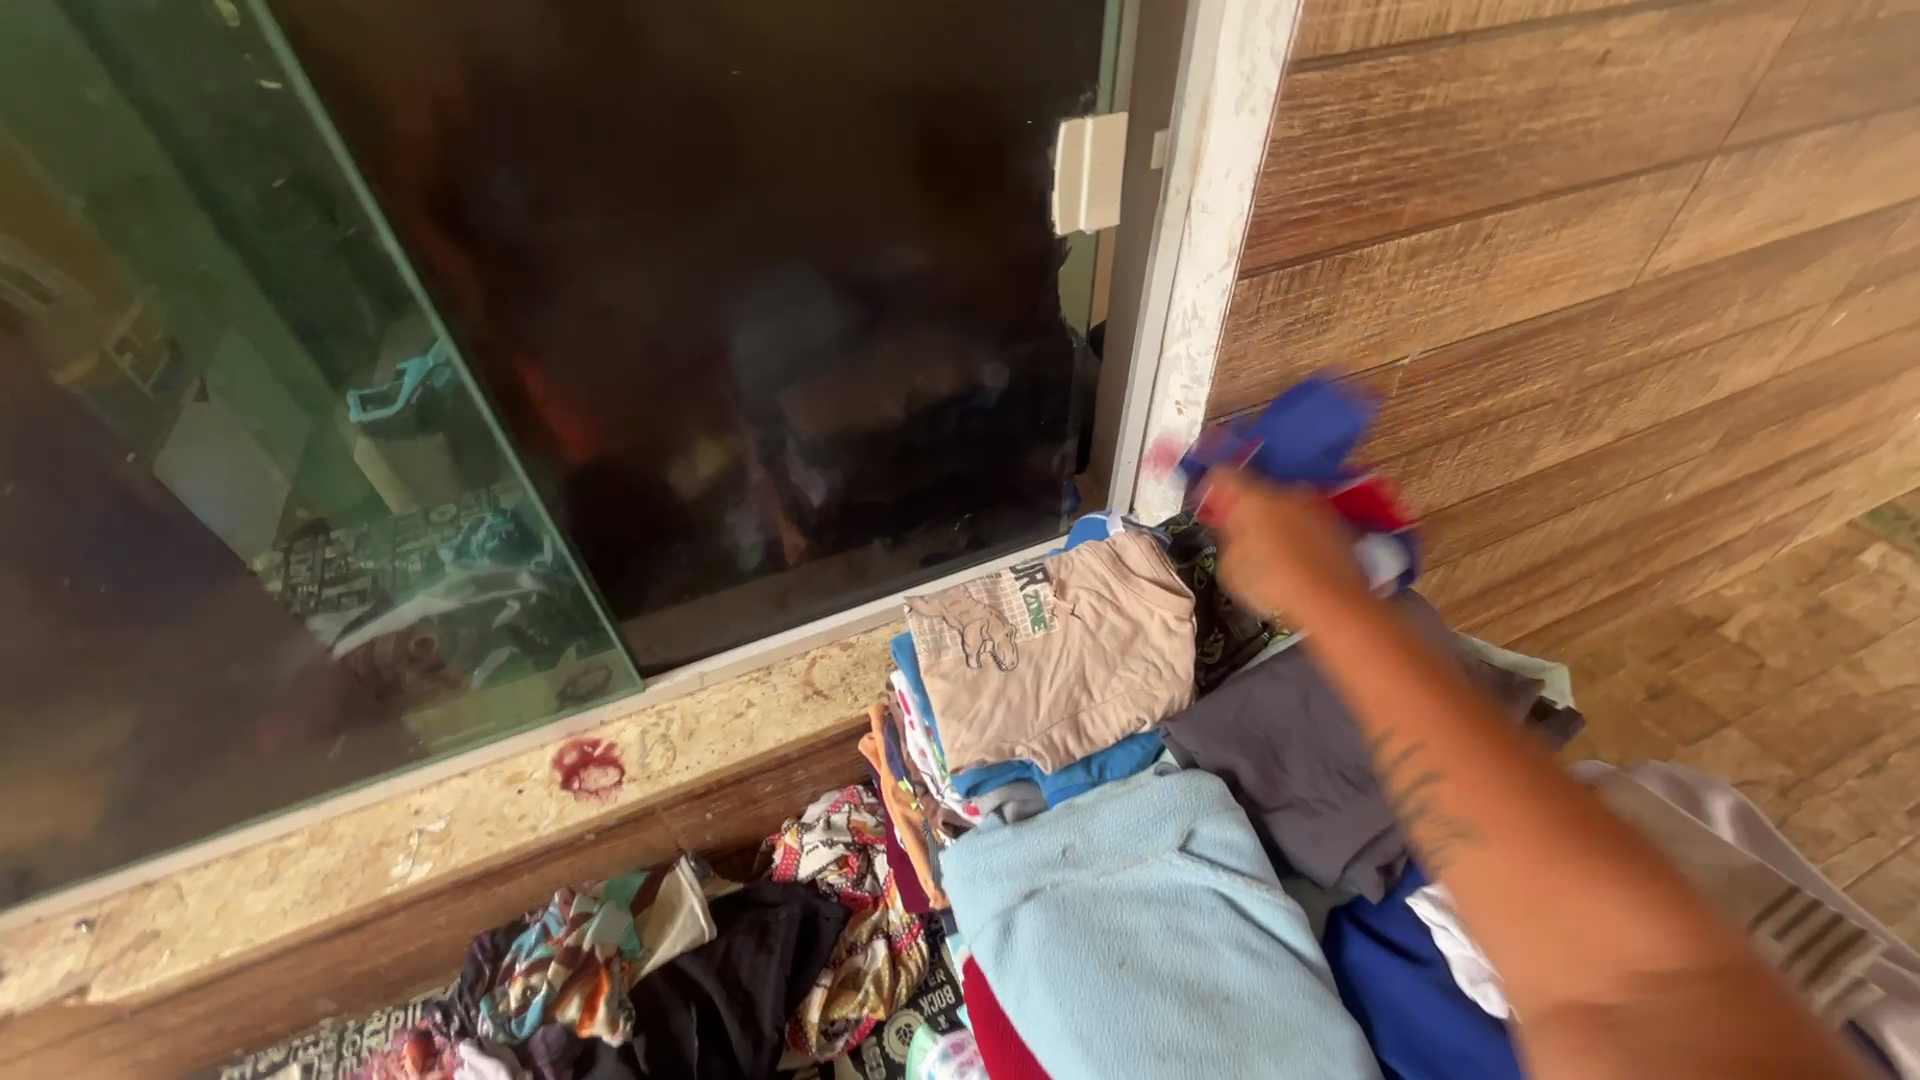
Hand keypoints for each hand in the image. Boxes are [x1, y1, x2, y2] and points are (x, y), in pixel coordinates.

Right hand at [1196, 466, 1370, 623]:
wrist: (1332, 603)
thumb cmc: (1271, 585)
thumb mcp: (1229, 567)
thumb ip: (1225, 538)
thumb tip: (1229, 529)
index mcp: (1252, 498)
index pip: (1221, 475)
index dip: (1210, 490)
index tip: (1208, 509)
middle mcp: (1285, 492)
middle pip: (1256, 490)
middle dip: (1245, 508)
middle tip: (1238, 536)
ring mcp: (1316, 505)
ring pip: (1284, 504)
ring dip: (1274, 520)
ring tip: (1272, 552)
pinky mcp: (1338, 523)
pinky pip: (1306, 520)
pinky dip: (1298, 532)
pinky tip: (1297, 559)